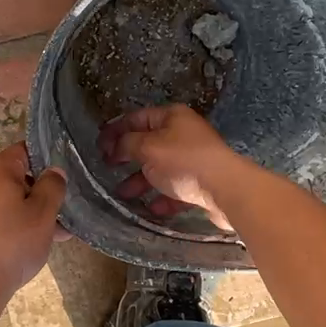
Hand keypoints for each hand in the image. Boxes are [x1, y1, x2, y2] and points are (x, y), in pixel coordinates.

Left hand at [0, 144, 68, 301]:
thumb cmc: (12, 244)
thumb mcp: (43, 214)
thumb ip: (52, 186)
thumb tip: (54, 170)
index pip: (25, 150)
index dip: (46, 163)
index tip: (62, 183)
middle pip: (14, 176)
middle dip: (38, 193)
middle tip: (60, 215)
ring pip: (4, 198)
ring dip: (26, 211)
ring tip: (51, 236)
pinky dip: (8, 222)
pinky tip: (25, 245)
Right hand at [99, 105, 244, 230]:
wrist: (227, 190)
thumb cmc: (184, 162)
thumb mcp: (148, 147)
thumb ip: (127, 144)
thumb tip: (116, 146)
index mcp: (172, 117)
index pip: (136, 118)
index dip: (115, 129)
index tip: (98, 145)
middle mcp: (183, 135)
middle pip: (148, 144)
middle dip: (127, 157)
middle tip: (108, 168)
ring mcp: (194, 160)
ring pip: (160, 169)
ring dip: (141, 181)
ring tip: (124, 194)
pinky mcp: (201, 184)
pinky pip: (176, 190)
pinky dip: (162, 198)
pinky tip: (152, 209)